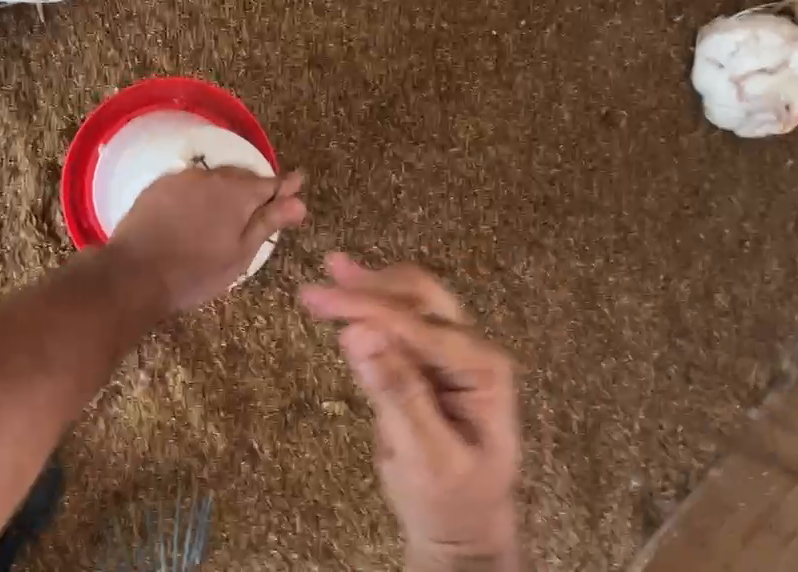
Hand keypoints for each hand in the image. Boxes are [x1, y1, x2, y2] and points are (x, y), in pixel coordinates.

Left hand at [105, 167, 306, 311]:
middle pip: (242, 177)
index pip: (270, 183)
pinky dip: (200, 193)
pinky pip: (189, 183)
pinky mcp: (158, 185)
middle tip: (265, 204)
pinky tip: (197, 211)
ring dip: (226, 189)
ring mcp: (181, 178)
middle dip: (255, 188)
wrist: (136, 272)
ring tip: (229, 210)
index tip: (298, 183)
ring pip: (214, 179)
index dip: (286, 186)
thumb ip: (267, 222)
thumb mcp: (240, 254)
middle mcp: (210, 176)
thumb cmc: (196, 271)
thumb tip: (299, 202)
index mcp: (237, 193)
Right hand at [301, 255, 520, 571]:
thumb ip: (397, 394)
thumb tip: (356, 334)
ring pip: (409, 296)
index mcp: (483, 370)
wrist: (462, 528)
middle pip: (418, 295)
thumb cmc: (450, 499)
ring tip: (329, 269)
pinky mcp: (428, 355)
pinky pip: (399, 316)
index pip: (415, 324)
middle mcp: (473, 348)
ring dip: (367, 285)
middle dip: (366, 288)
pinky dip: (369, 298)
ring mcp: (452, 349)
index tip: (314, 299)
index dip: (363, 307)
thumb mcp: (425, 457)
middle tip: (316, 291)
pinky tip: (344, 281)